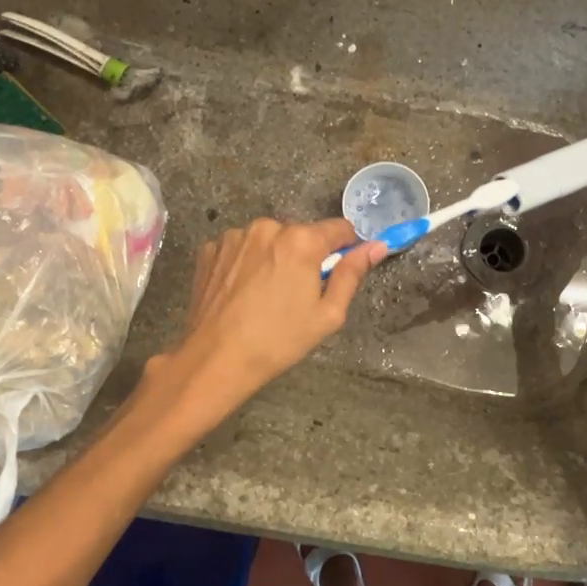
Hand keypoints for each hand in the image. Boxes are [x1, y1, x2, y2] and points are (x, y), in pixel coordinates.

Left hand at [142, 218, 386, 427]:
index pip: (339, 228)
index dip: (345, 247)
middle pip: (300, 234)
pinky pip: (240, 249)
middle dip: (305, 256)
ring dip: (273, 258)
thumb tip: (376, 247)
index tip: (339, 270)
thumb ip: (352, 274)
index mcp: (301, 240)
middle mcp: (267, 227)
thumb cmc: (278, 340)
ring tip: (264, 296)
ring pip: (268, 240)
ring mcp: (234, 236)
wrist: (215, 358)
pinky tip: (241, 293)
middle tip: (297, 294)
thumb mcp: (327, 314)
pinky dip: (245, 264)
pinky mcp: (211, 249)